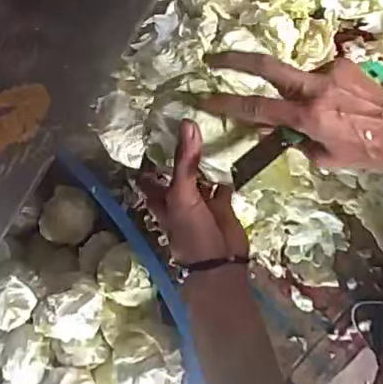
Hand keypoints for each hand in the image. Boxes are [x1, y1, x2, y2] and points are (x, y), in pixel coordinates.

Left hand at [139, 119, 248, 266]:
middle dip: (182, 151)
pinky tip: (231, 152)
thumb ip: (185, 161)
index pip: (150, 171)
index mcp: (160, 195)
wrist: (220, 261)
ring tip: (211, 128)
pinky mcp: (221, 202)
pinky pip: (223, 182)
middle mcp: (178, 194)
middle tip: (190, 122)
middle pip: (178, 169)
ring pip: (201, 174)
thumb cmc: (191, 230)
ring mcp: (200, 198)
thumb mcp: (182, 193)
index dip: (152, 154)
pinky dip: (226, 171)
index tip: (160, 127)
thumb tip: (188, 124)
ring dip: (205, 158)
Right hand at [202, 51, 382, 169]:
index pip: (257, 109)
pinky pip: (318, 76)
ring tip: (326, 110)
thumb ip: (295, 140)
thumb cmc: (365, 151)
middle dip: (234, 59)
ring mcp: (328, 72)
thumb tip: (273, 128)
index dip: (227, 104)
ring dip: (296, 90)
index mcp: (308, 116)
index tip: (205, 98)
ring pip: (295, 76)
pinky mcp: (342, 64)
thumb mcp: (325, 157)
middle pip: (265, 65)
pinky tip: (341, 102)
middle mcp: (314, 89)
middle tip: (212, 59)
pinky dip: (320, 89)